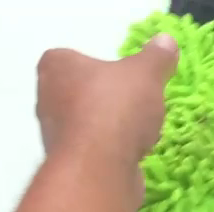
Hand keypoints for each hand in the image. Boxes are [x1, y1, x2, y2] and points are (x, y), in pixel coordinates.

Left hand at [36, 36, 178, 170]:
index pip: (80, 61)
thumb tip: (166, 42)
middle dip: (108, 105)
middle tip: (136, 112)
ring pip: (89, 128)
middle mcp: (46, 98)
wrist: (101, 167)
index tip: (128, 86)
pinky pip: (94, 155)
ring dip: (111, 134)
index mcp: (56, 65)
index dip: (107, 74)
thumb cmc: (117, 110)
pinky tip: (128, 160)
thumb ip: (156, 58)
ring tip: (136, 139)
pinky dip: (110, 157)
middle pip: (85, 96)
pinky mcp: (69, 166)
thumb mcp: (145, 75)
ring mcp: (54, 136)